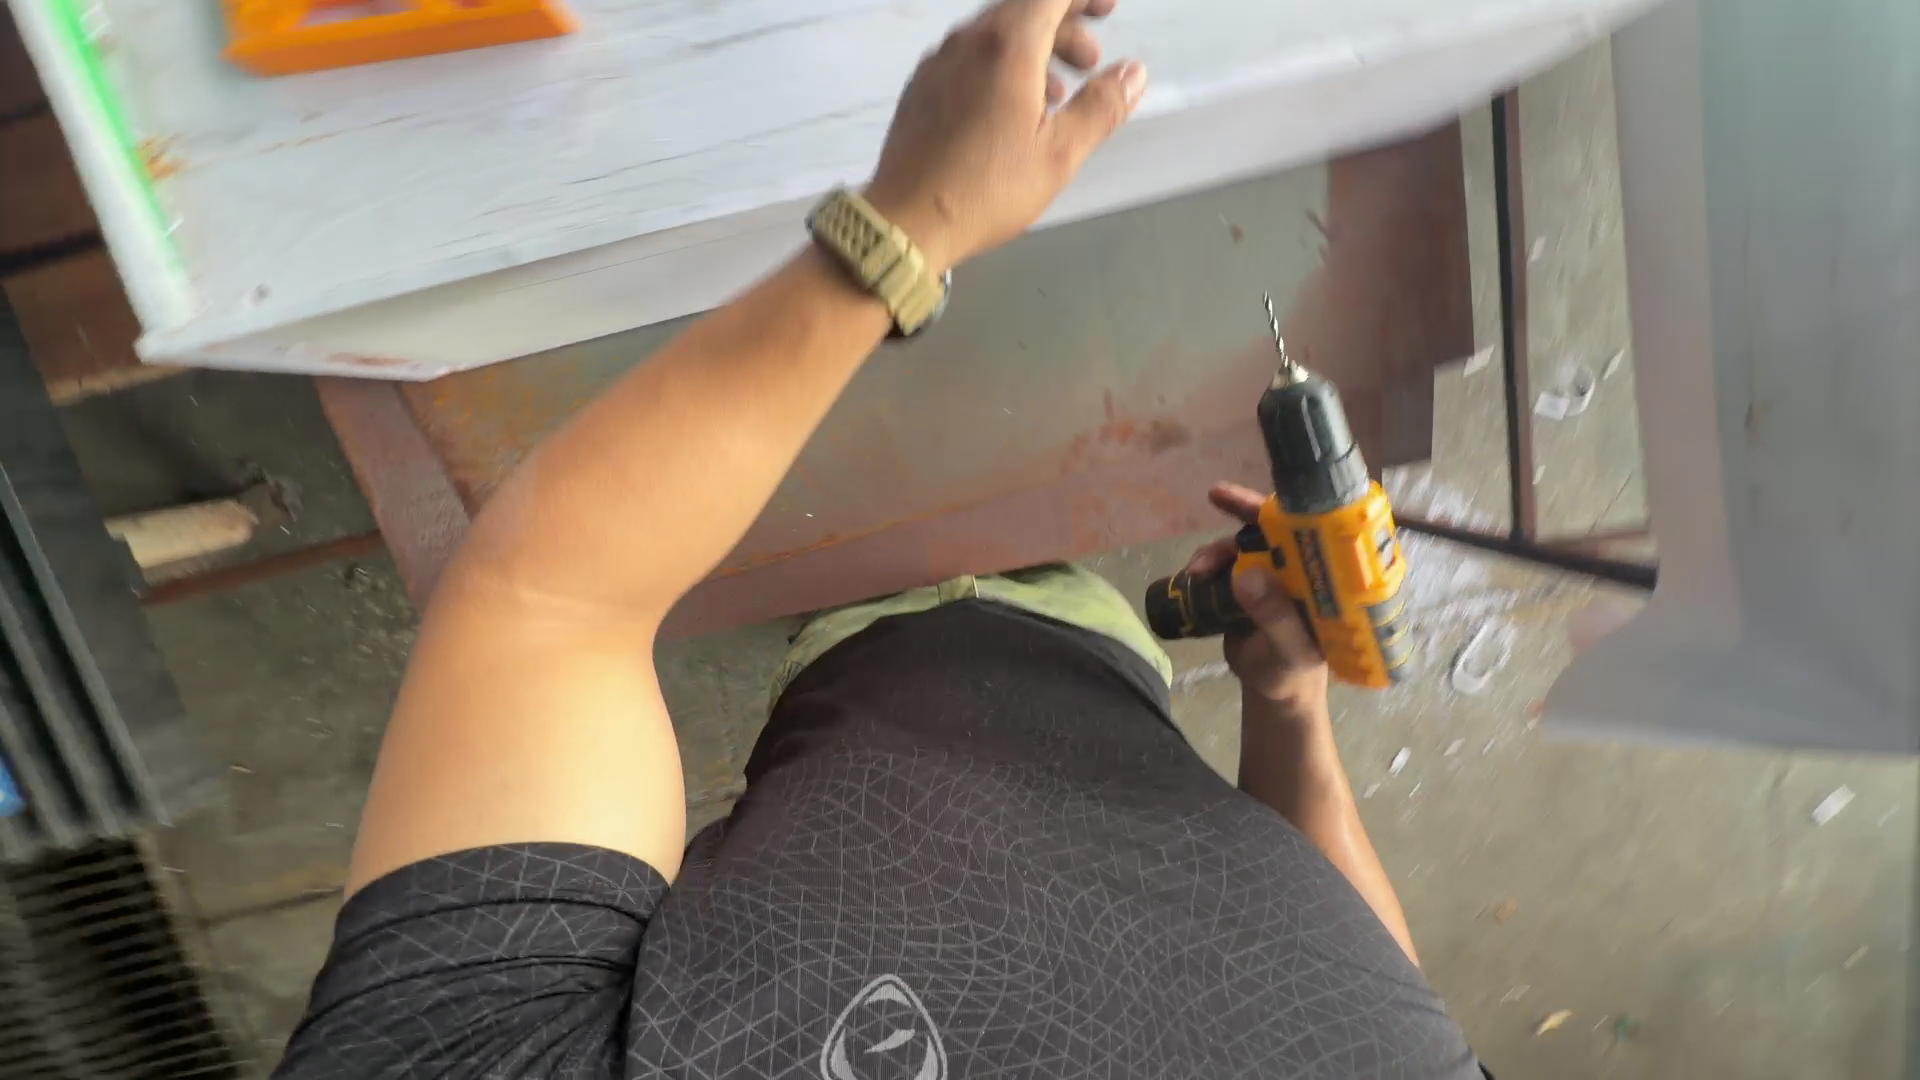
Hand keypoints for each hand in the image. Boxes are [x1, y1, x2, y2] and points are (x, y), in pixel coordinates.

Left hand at [864, 0, 1147, 272]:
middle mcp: (968, 42)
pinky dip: (998, 72)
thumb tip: (1133, 74)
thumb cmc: (982, 193)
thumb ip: (1101, 108)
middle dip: (1064, 27)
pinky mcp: (920, 93)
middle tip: (1090, 61)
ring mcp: (938, 65)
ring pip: (994, 38)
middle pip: (1023, 9)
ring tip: (1053, 97)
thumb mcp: (1058, 155)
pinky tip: (1007, 114)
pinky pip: (967, 63)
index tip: (1108, 7)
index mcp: (1007, 45)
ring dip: (1033, 55)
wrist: (907, 223)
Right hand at [1185, 482, 1330, 716]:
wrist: (1270, 689)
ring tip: (1196, 570)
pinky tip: (1194, 574)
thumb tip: (1245, 574)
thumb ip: (1275, 617)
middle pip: (1279, 527)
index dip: (1296, 509)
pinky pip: (1227, 562)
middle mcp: (1304, 569)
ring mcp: (1275, 574)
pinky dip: (1209, 563)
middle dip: (1247, 508)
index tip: (1272, 497)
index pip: (1318, 533)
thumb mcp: (1289, 651)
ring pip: (1245, 544)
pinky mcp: (1250, 583)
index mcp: (1328, 580)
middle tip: (1217, 495)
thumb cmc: (1292, 674)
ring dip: (1218, 549)